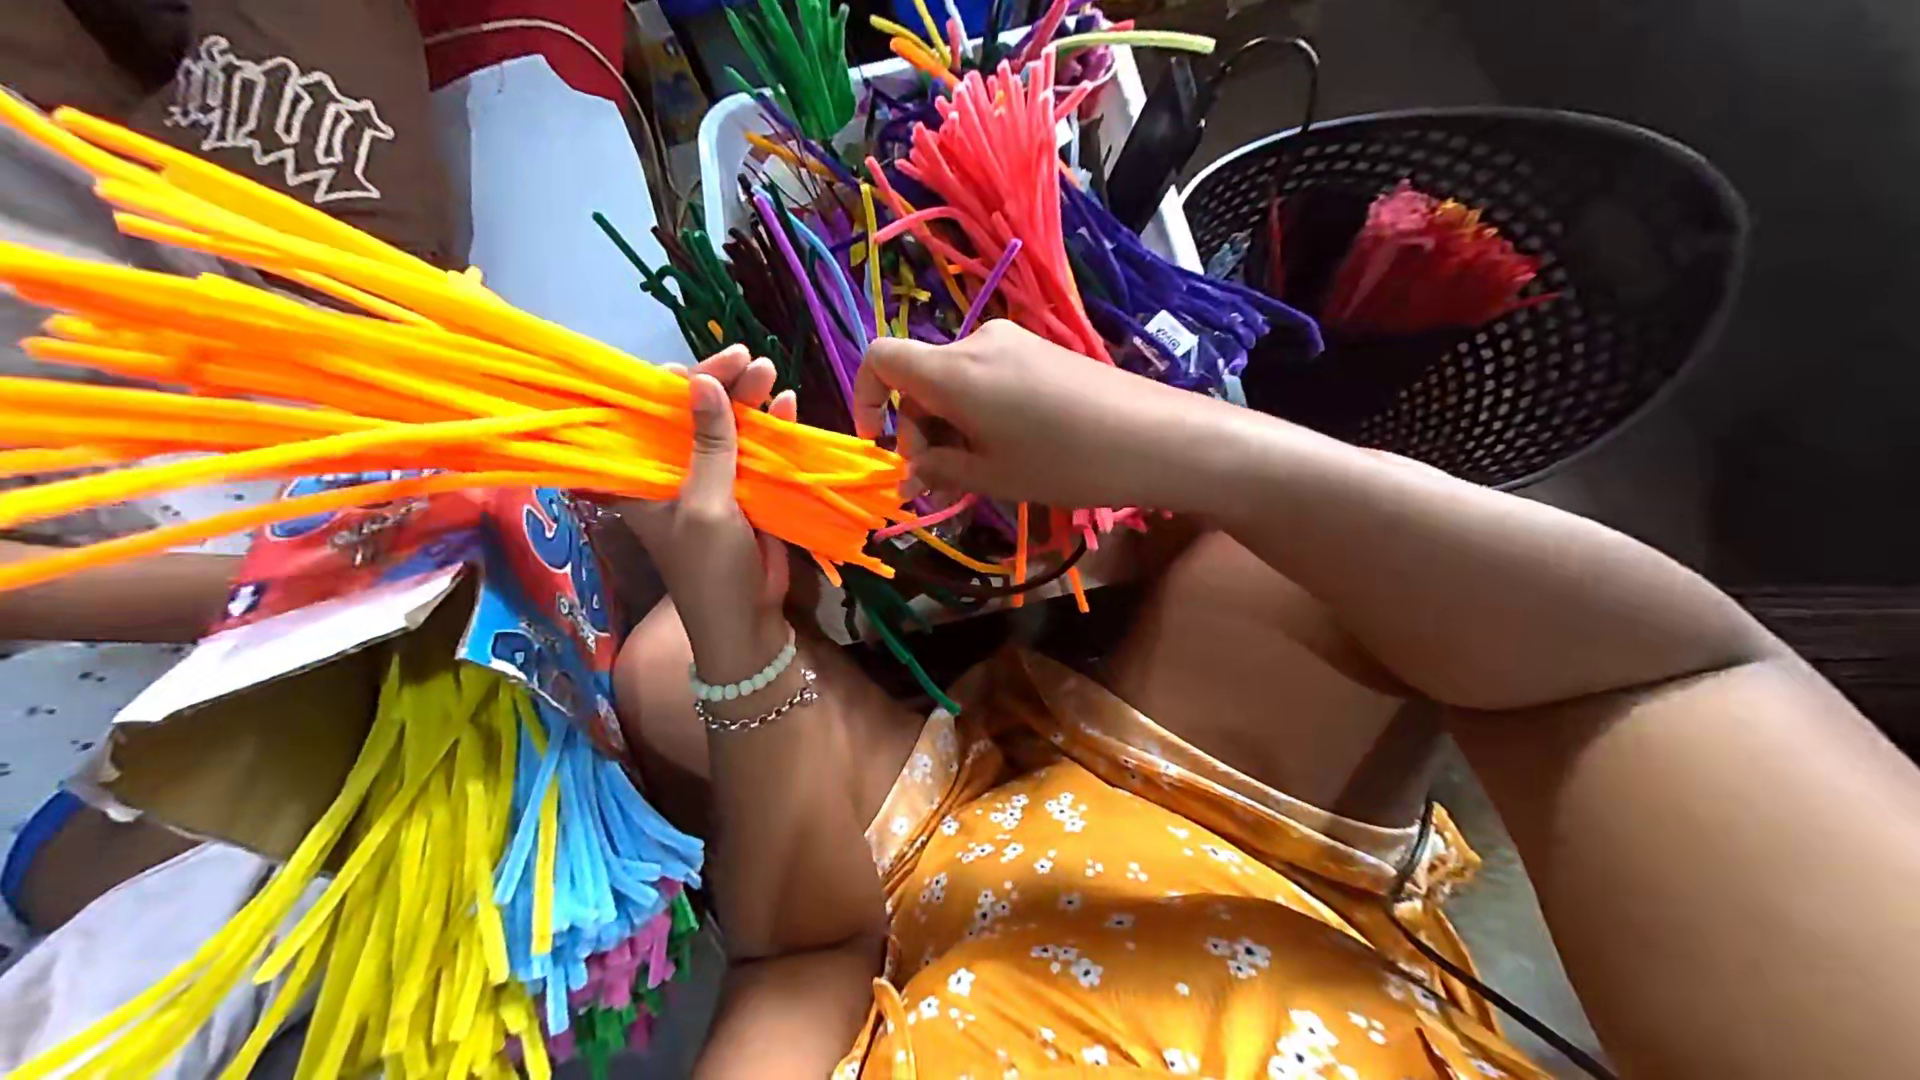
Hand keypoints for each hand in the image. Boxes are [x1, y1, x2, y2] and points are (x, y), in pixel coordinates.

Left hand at [614, 346, 796, 680]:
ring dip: (750, 400)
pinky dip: (773, 428)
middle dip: (721, 385)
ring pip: (729, 427)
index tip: (702, 368)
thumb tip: (703, 380)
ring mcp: (713, 478)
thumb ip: (709, 444)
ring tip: (771, 372)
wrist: (748, 618)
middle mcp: (673, 471)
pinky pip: (758, 449)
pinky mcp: (747, 488)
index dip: (673, 387)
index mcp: (641, 477)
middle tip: (749, 361)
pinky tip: (788, 405)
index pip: (648, 416)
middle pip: (693, 414)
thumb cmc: (711, 568)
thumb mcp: (706, 505)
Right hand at [855, 320, 1246, 511]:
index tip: (881, 441)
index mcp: (953, 370)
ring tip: (980, 470)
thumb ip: (938, 469)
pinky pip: (988, 376)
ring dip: (951, 423)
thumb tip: (909, 472)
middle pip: (920, 376)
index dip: (865, 396)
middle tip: (940, 478)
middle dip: (918, 427)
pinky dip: (980, 410)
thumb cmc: (1063, 462)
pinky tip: (1009, 445)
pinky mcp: (1041, 350)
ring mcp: (1013, 342)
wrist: (1153, 436)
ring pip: (956, 380)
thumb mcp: (991, 476)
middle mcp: (977, 342)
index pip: (879, 357)